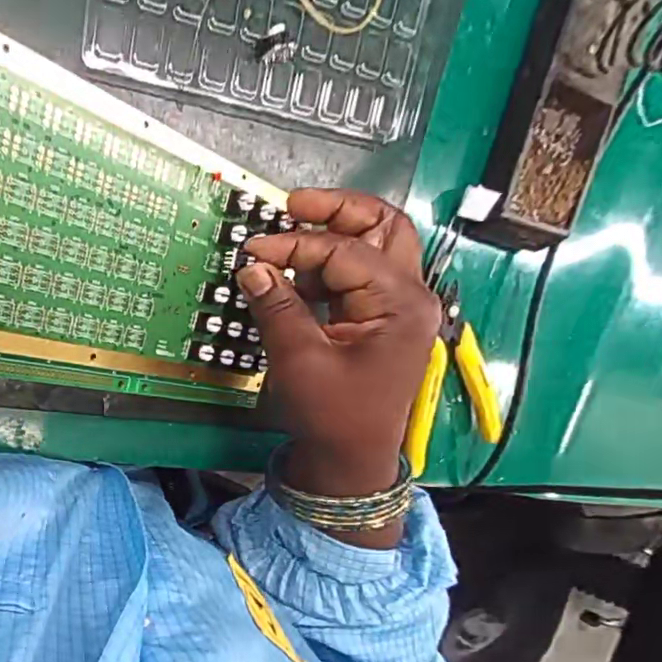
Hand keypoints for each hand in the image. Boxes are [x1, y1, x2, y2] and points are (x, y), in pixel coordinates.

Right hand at [238, 189, 440, 499]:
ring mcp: (395, 307)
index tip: (252, 248)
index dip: (295, 244)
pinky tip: (293, 271)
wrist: (350, 458)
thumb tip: (253, 266)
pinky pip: (355, 276)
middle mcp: (408, 297)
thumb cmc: (332, 414)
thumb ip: (277, 306)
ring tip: (288, 233)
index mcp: (400, 304)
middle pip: (384, 229)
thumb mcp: (299, 360)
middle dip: (339, 210)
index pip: (346, 251)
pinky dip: (325, 266)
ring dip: (333, 235)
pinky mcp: (376, 319)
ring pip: (374, 247)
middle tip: (294, 204)